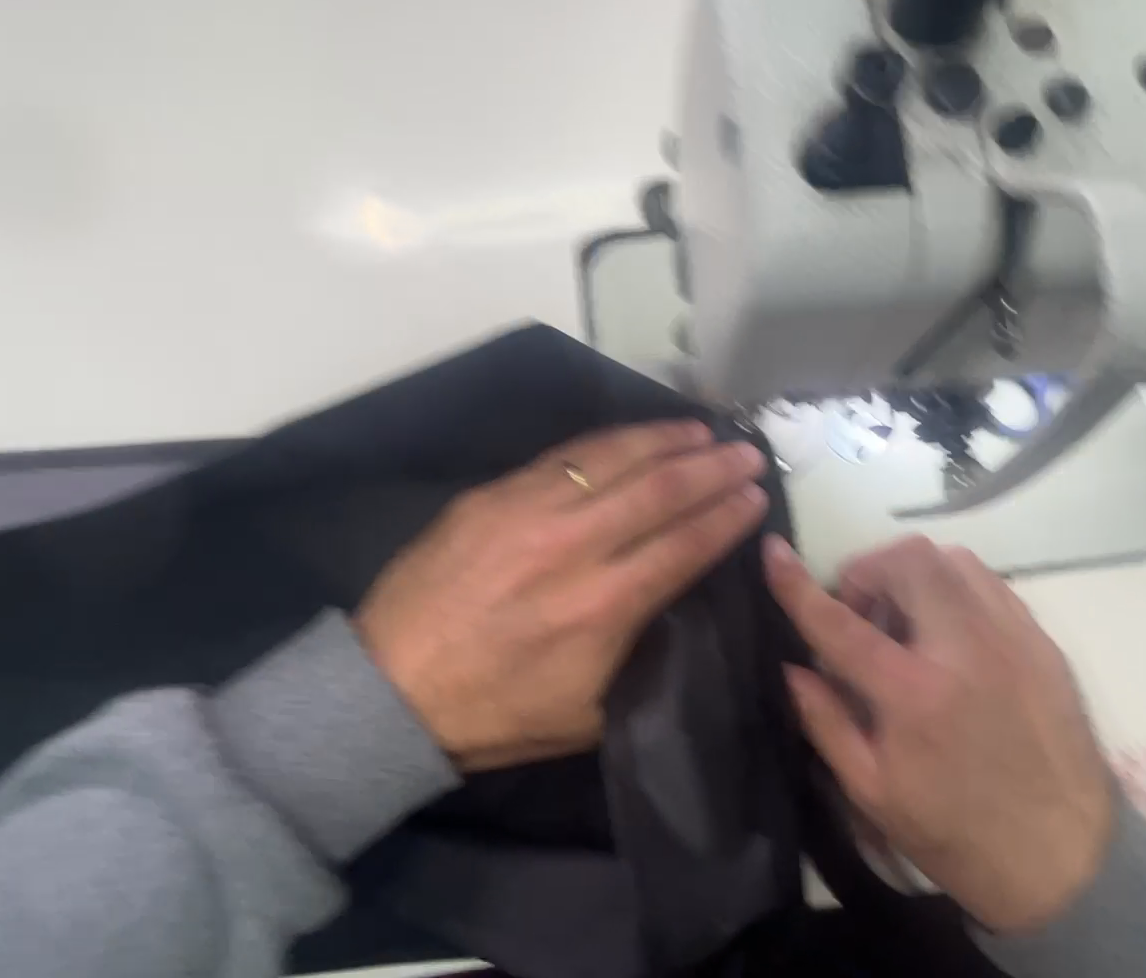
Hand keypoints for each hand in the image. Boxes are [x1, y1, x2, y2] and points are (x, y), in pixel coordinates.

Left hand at [357, 421, 768, 771]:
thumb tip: (674, 594)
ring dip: (667, 440)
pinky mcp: (491, 494)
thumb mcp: (589, 711)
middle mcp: (571, 547)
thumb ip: (640, 649)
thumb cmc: (496, 714)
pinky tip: (636, 435)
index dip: (727, 517)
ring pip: (613, 459)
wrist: (390, 688)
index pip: (684, 545)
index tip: (755, 496)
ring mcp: (527, 511)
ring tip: (703, 431)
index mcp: (601, 608)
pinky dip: (610, 441)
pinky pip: (565, 456)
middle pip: (660, 490)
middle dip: (713, 468)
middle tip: (747, 452)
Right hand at [765, 535, 1114, 933]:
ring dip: (913, 574)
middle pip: (908, 562)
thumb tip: (791, 667)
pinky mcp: (1043, 643)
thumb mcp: (871, 791)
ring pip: (953, 559)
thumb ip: (824, 721)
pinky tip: (948, 631)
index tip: (772, 550)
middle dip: (868, 570)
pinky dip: (954, 588)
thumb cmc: (955, 832)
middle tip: (862, 612)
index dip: (798, 584)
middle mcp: (967, 650)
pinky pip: (990, 582)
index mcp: (915, 695)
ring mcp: (1013, 639)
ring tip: (906, 619)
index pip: (841, 622)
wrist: (1066, 863)